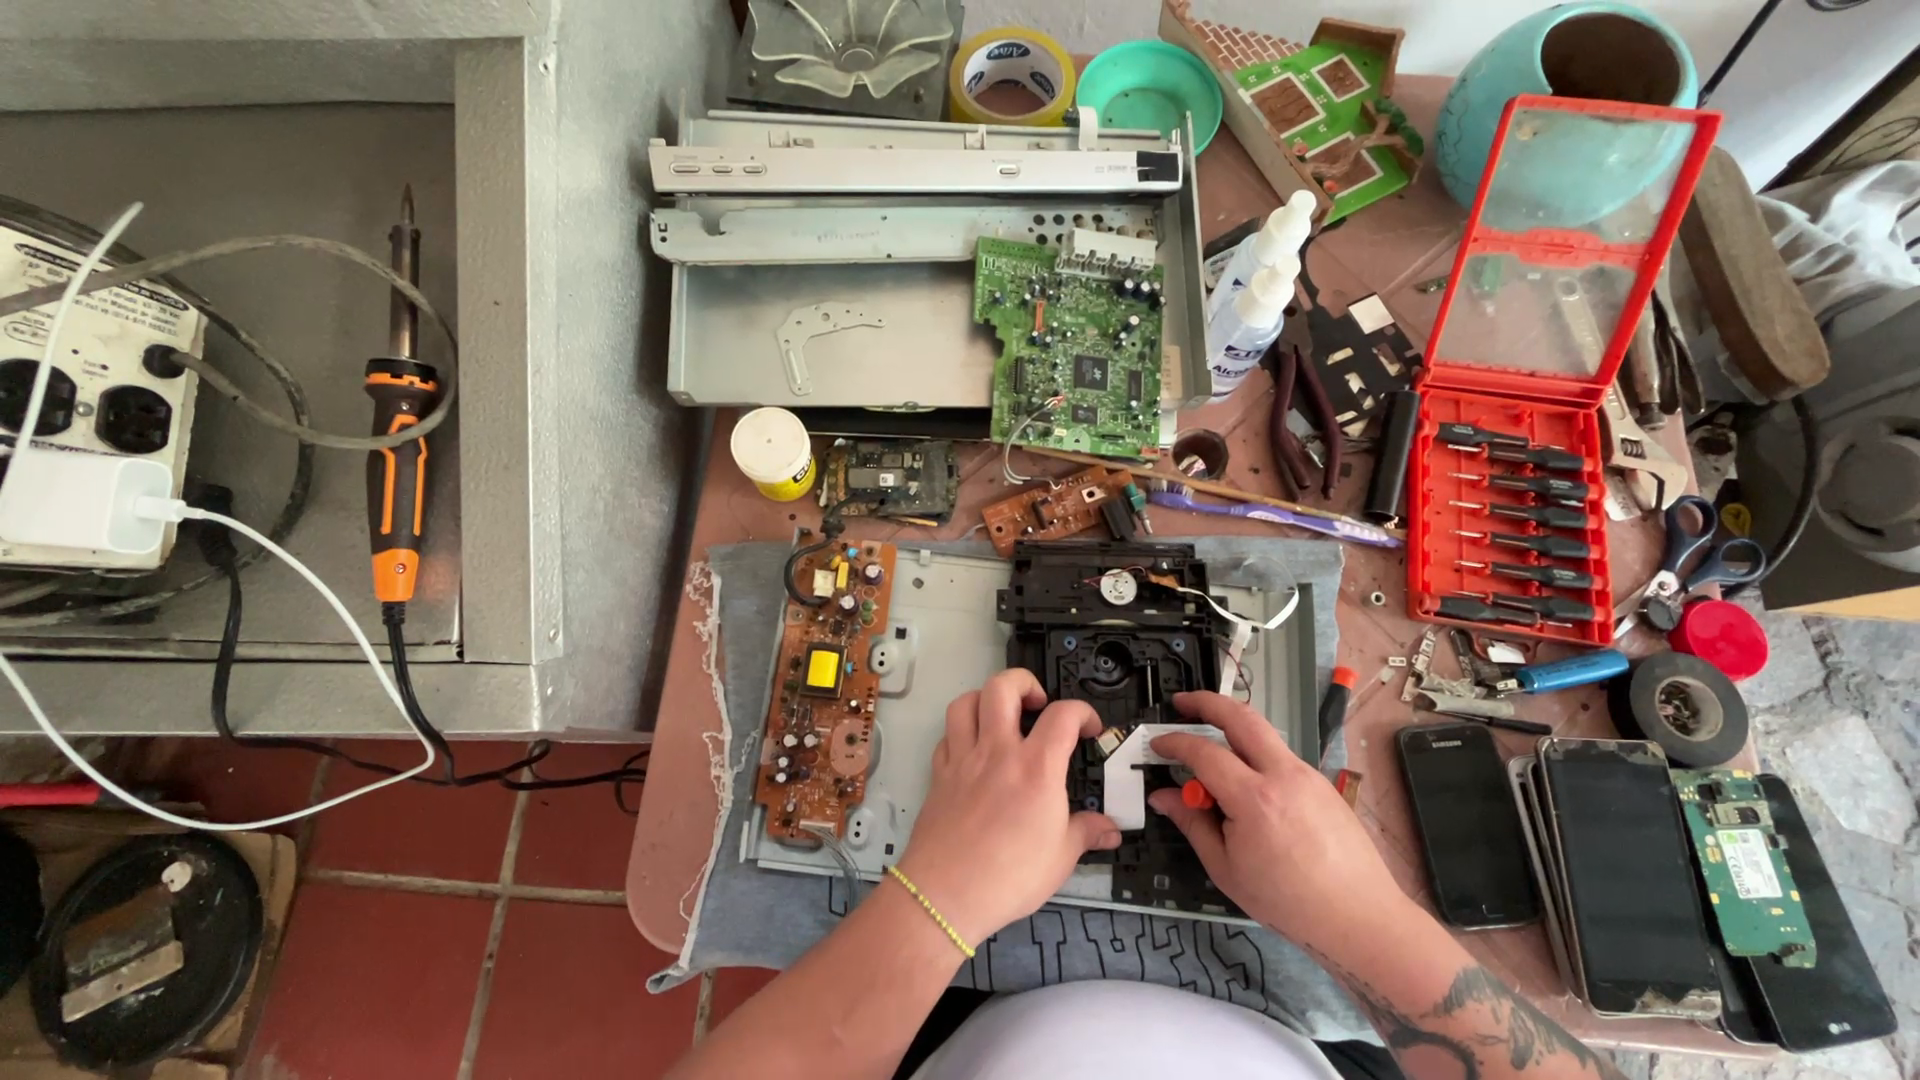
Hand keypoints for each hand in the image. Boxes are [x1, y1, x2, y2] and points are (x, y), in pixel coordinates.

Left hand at [894, 669, 1119, 944]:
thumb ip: (1086, 833)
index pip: (1063, 715)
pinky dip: (961, 732)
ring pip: (966, 702)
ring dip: (986, 699)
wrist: (945, 895)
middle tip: (1039, 704)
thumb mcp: (1060, 858)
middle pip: (1003, 686)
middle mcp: (997, 752)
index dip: (1083, 712)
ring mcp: (963, 759)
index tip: (1089, 728)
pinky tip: (974, 749)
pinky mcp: (939, 775)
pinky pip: (947, 736)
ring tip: (1002, 716)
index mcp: (1036, 768)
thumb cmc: (1009, 876)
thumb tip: (1110, 829)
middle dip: (1025, 683)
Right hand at [1146, 691, 1409, 942]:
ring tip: (1209, 743)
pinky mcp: (1322, 783)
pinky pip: (1279, 756)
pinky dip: (1254, 755)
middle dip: (1206, 701)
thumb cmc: (1287, 902)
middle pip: (1241, 716)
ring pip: (1263, 733)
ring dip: (1232, 727)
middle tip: (1181, 702)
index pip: (1203, 752)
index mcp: (1254, 799)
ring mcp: (1308, 775)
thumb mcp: (1226, 869)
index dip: (1175, 743)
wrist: (1360, 918)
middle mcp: (1283, 774)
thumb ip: (1192, 823)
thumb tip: (1163, 797)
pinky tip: (1245, 783)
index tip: (1157, 745)